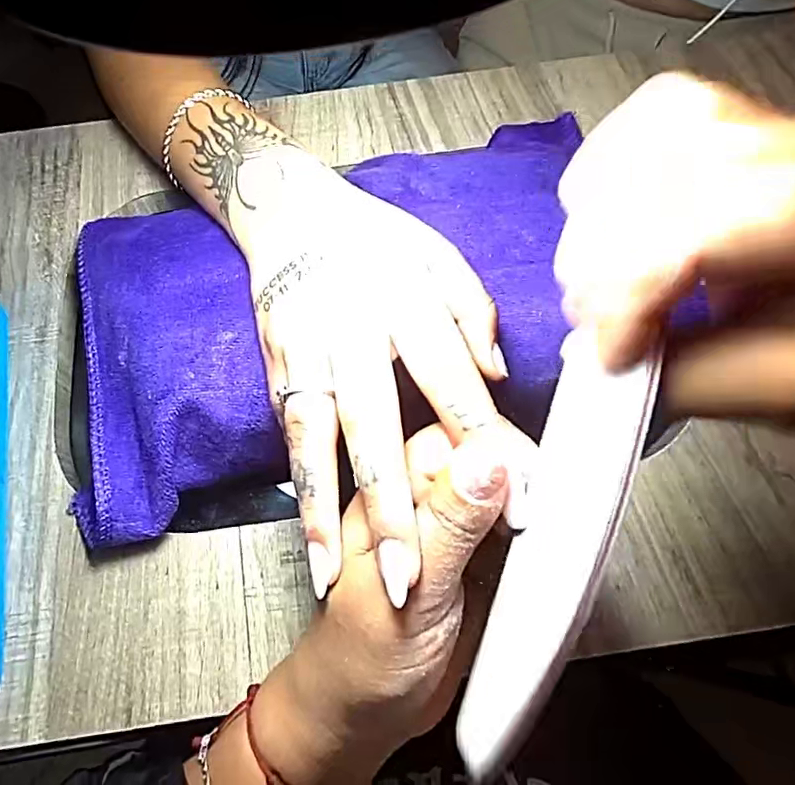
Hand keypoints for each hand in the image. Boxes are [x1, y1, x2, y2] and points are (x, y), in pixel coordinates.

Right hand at [231, 151, 536, 605]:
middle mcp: (348, 332)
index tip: (520, 506)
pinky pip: (287, 429)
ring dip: (322, 509)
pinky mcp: (274, 363)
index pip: (452, 386)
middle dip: (392, 507)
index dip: (487, 447)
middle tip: (412, 579)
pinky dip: (294, 480)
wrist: (290, 215)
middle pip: (373, 428)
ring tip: (331, 573)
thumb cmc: (371, 236)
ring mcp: (303, 350)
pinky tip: (303, 525)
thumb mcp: (436, 254)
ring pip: (314, 439)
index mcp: (402, 302)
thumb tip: (491, 375)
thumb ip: (470, 312)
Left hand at [232, 424, 513, 784]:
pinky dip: (530, 534)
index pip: (444, 437)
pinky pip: (506, 528)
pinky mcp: (469, 557)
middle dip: (516, 472)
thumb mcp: (411, 589)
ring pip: (495, 488)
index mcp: (382, 487)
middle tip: (539, 512)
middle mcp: (412, 497)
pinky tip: (540, 548)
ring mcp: (442, 526)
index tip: (526, 487)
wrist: (359, 710)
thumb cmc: (359, 651)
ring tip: (540, 530)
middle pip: (475, 454)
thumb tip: (485, 458)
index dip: (491, 449)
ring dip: (525, 502)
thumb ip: (449, 523)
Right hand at [554, 73, 794, 450]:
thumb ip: (677, 376)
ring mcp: (783, 123)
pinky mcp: (743, 119)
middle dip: (604, 261)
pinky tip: (613, 222)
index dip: (629, 292)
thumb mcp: (789, 394)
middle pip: (662, 176)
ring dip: (598, 216)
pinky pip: (645, 121)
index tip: (608, 355)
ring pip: (644, 137)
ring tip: (606, 279)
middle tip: (599, 324)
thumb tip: (583, 359)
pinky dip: (607, 175)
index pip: (704, 227)